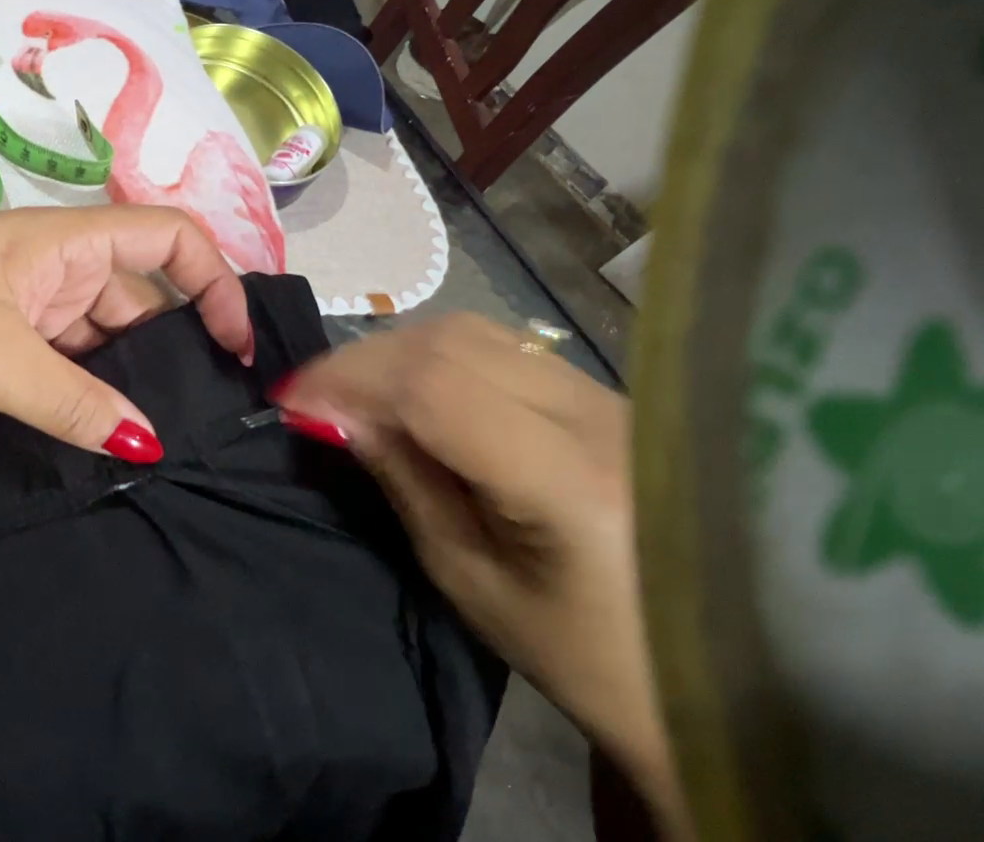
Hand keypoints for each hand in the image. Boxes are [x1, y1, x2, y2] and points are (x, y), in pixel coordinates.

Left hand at [0, 205, 254, 462]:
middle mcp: (47, 264)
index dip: (213, 280)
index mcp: (58, 239)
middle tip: (199, 417)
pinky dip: (81, 394)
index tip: (234, 348)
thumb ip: (75, 401)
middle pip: (136, 295)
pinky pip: (58, 363)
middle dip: (170, 348)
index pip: (165, 236)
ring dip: (122, 380)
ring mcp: (17, 305)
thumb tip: (150, 445)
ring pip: (96, 337)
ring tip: (154, 436)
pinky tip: (99, 433)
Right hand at [271, 315, 687, 837]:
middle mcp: (598, 417)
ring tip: (352, 389)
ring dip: (397, 351)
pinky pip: (503, 347)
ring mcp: (611, 397)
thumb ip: (404, 480)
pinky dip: (436, 355)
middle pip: (452, 343)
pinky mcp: (608, 395)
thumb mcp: (468, 578)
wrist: (710, 669)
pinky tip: (408, 388)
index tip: (290, 402)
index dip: (348, 381)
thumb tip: (335, 413)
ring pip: (476, 332)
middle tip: (310, 394)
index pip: (435, 389)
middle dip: (363, 359)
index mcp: (568, 481)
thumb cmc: (577, 651)